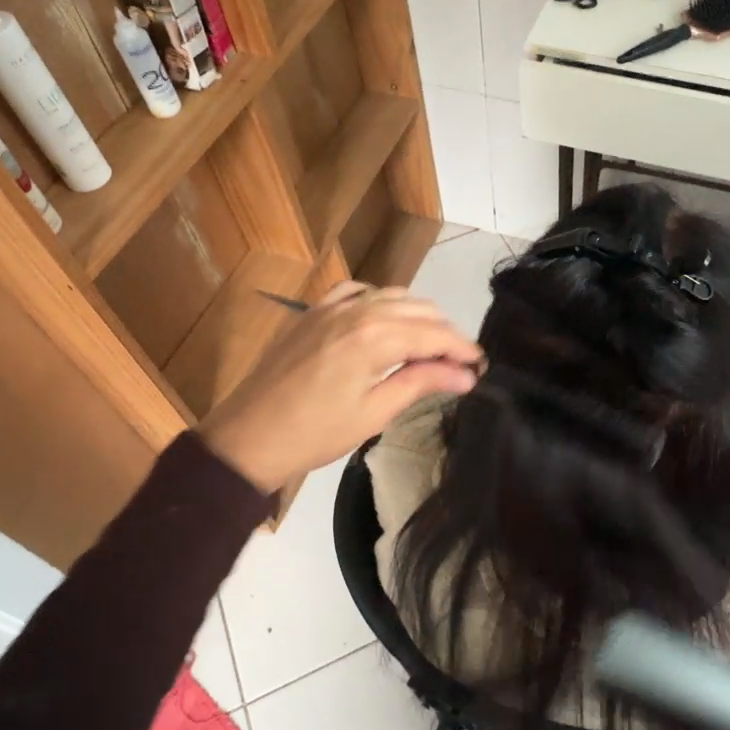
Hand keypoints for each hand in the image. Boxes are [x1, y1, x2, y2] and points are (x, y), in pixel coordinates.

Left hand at [199, 283, 482, 490]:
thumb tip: (466, 375)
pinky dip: (378, 301)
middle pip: (419, 309)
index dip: (463, 349)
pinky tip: (383, 321)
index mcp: (375, 337)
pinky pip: (356, 291)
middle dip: (444, 333)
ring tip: (426, 347)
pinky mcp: (313, 312)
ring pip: (391, 295)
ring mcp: (331, 307)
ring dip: (416, 316)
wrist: (248, 437)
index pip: (435, 333)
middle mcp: (357, 310)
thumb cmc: (316, 433)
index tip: (480, 367)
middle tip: (455, 365)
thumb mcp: (374, 413)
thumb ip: (421, 383)